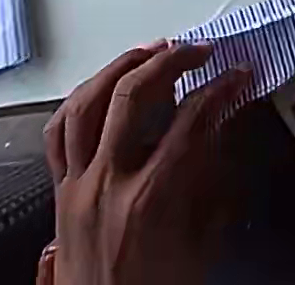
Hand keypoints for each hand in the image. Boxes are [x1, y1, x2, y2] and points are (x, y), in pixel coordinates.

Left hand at [39, 41, 250, 284]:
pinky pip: (57, 132)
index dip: (220, 88)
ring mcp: (76, 184)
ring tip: (150, 49)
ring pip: (87, 102)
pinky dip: (79, 99)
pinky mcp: (58, 191)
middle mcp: (107, 182)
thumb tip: (224, 128)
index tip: (238, 73)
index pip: (190, 121)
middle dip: (171, 61)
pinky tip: (102, 83)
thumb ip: (213, 183)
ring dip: (121, 65)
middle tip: (197, 50)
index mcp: (148, 200)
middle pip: (133, 95)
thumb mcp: (200, 245)